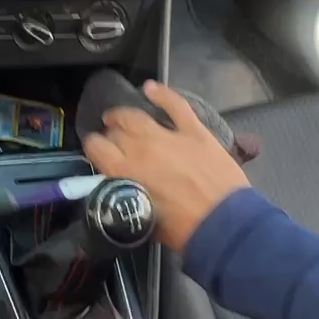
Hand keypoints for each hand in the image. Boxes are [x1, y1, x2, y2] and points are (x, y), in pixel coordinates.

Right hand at [83, 80, 249, 251]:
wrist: (225, 224)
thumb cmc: (183, 230)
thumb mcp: (143, 218)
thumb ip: (130, 197)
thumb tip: (125, 188)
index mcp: (125, 172)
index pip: (96, 147)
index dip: (93, 147)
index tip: (95, 150)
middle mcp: (141, 149)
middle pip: (117, 131)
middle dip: (111, 134)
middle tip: (112, 139)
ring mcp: (169, 137)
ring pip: (138, 116)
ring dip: (124, 115)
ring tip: (118, 117)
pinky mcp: (194, 131)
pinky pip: (175, 105)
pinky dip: (162, 94)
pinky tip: (150, 88)